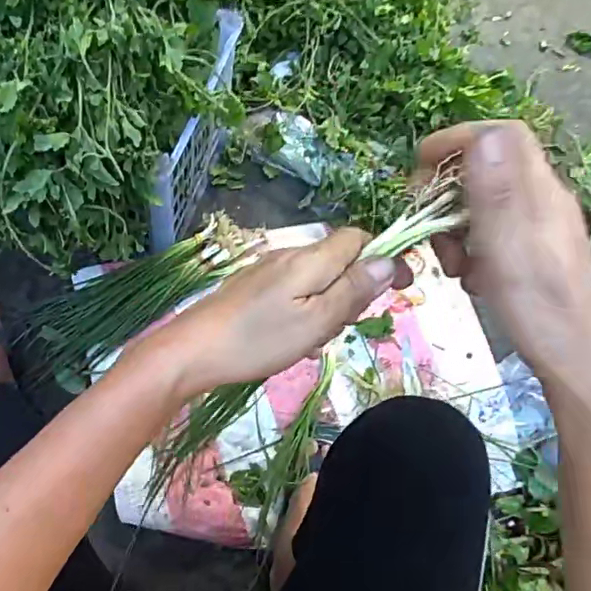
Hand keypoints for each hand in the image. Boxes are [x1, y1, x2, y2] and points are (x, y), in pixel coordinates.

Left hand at [125, 229, 407, 397]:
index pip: (358, 238)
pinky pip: (295, 290)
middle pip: (339, 258)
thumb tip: (388, 261)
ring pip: (317, 277)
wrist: (190, 352)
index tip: (400, 285)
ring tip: (315, 339)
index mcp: (310, 259)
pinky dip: (307, 309)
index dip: (383, 257)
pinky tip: (293, 338)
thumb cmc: (259, 340)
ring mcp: (268, 270)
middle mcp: (290, 255)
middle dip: (355, 287)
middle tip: (345, 325)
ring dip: (330, 304)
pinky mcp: (253, 287)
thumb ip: (353, 290)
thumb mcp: (316, 321)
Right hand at [418, 122, 590, 381]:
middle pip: (487, 171)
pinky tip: (474, 282)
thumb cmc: (540, 305)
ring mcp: (539, 229)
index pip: (500, 136)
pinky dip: (473, 253)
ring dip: (457, 231)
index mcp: (539, 191)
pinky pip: (493, 238)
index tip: (421, 167)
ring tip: (454, 266)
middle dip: (448, 196)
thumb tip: (484, 134)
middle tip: (431, 231)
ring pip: (485, 209)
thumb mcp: (509, 244)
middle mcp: (541, 202)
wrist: (577, 359)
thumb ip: (496, 189)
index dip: (457, 140)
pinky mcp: (535, 256)